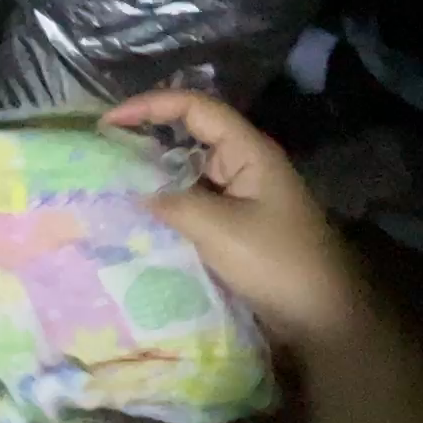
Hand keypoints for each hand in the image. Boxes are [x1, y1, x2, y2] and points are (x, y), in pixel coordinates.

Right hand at [105, 90, 366, 345]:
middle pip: (188, 133)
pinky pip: (190, 200)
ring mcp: (239, 194)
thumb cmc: (276, 263)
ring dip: (151, 172)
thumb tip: (135, 192)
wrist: (321, 317)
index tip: (108, 123)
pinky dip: (162, 201)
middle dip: (145, 136)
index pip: (194, 108)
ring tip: (108, 180)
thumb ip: (171, 202)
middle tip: (101, 150)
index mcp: (248, 151)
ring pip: (186, 170)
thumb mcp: (217, 229)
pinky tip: (134, 214)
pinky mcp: (232, 222)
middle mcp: (243, 165)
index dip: (150, 105)